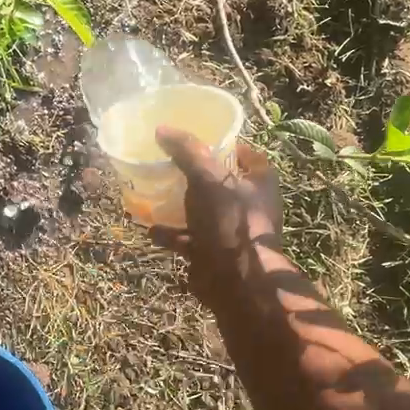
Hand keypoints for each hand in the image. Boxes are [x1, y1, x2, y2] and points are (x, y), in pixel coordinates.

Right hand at [150, 129, 284, 310]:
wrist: (234, 280)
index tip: (198, 140)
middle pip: (220, 184)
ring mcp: (229, 231)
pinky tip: (150, 229)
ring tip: (154, 196)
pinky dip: (170, 234)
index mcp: (259, 183)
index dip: (225, 146)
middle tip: (168, 165)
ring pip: (201, 212)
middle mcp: (248, 206)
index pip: (246, 155)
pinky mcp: (212, 252)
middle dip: (195, 177)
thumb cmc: (230, 222)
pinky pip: (187, 238)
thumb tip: (162, 129)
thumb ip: (188, 153)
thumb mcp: (209, 179)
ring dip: (179, 207)